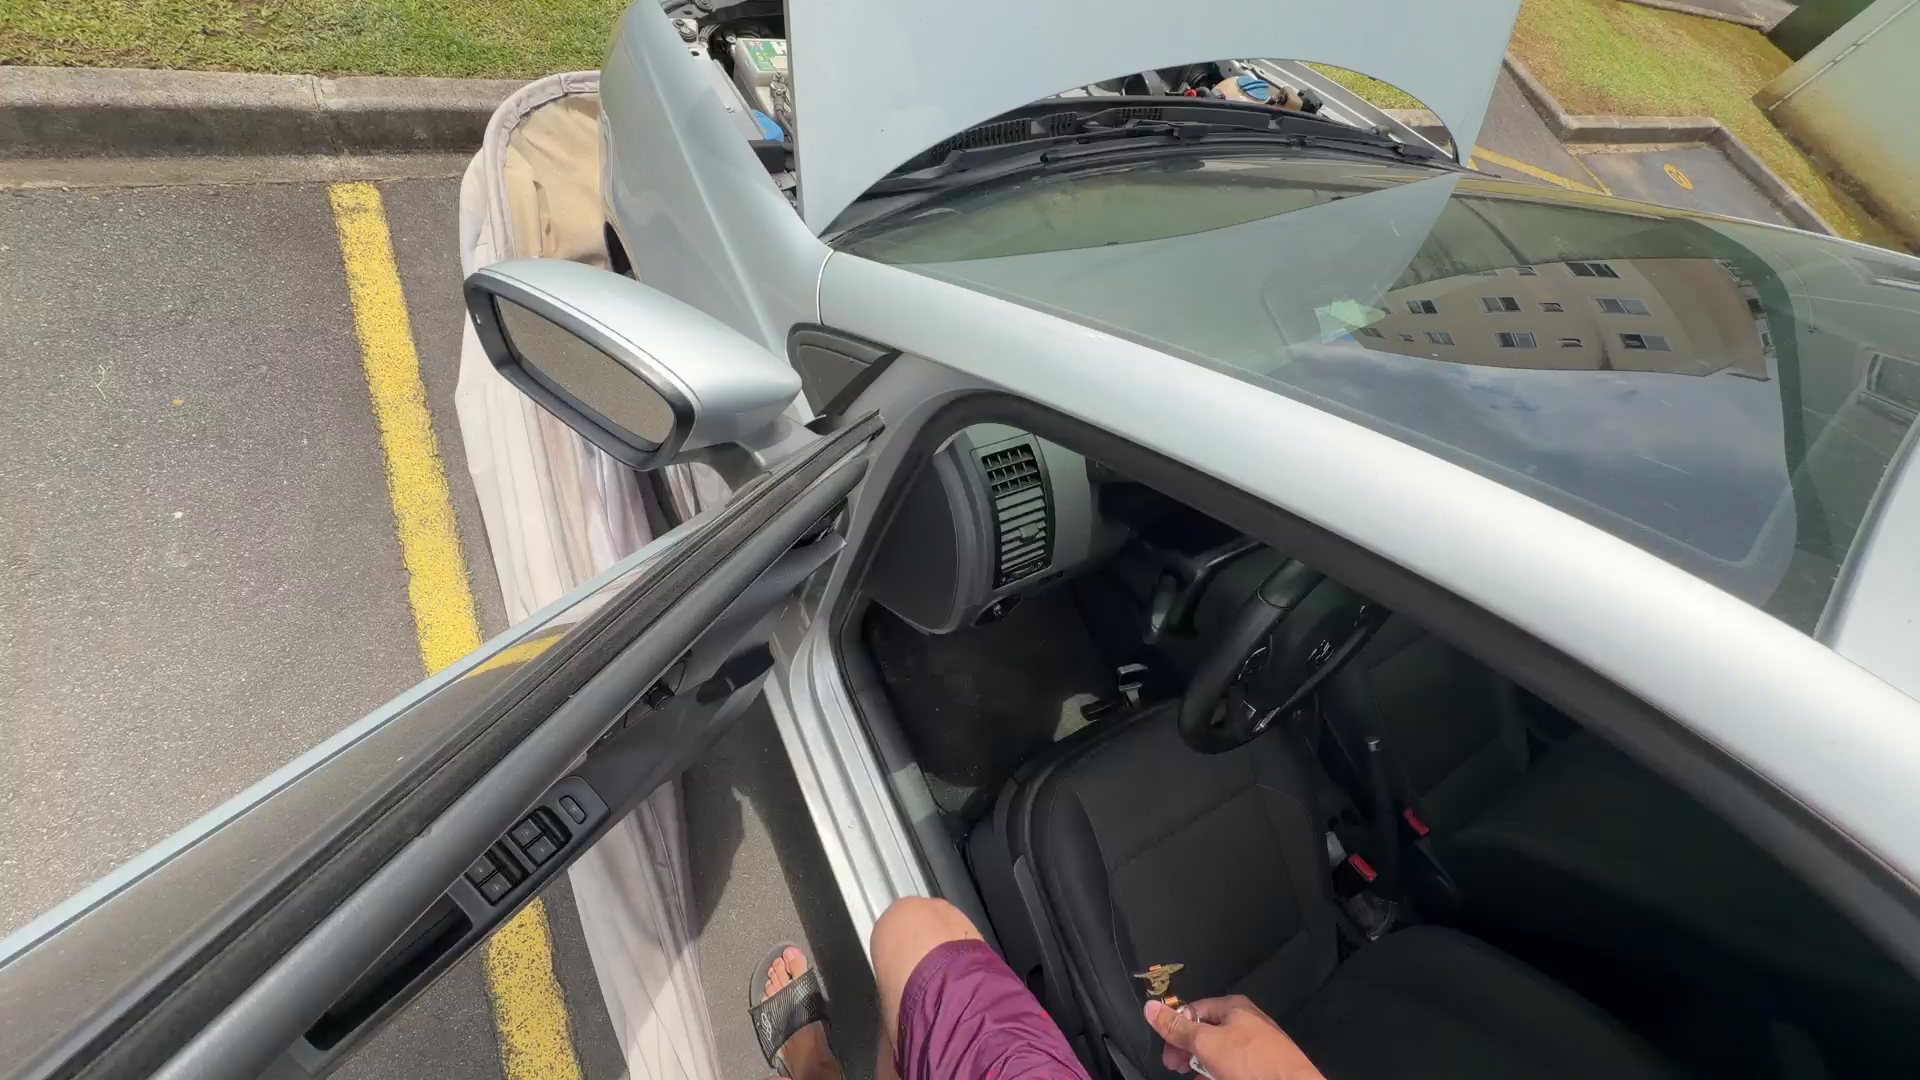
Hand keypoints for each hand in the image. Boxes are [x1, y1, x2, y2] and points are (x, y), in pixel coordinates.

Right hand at [1143, 996, 1325, 1079]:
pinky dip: (1224, 1075)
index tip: (1167, 1053)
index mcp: (1233, 1007)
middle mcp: (1247, 1022)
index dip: (1176, 1030)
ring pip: (1223, 1054)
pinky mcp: (1268, 1070)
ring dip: (1205, 1067)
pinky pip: (1239, 1068)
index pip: (1194, 1011)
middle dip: (1189, 1051)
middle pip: (1208, 1033)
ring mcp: (1260, 1048)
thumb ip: (1177, 1028)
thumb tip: (1149, 1006)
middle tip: (1176, 1068)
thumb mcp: (1206, 1043)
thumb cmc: (1251, 1063)